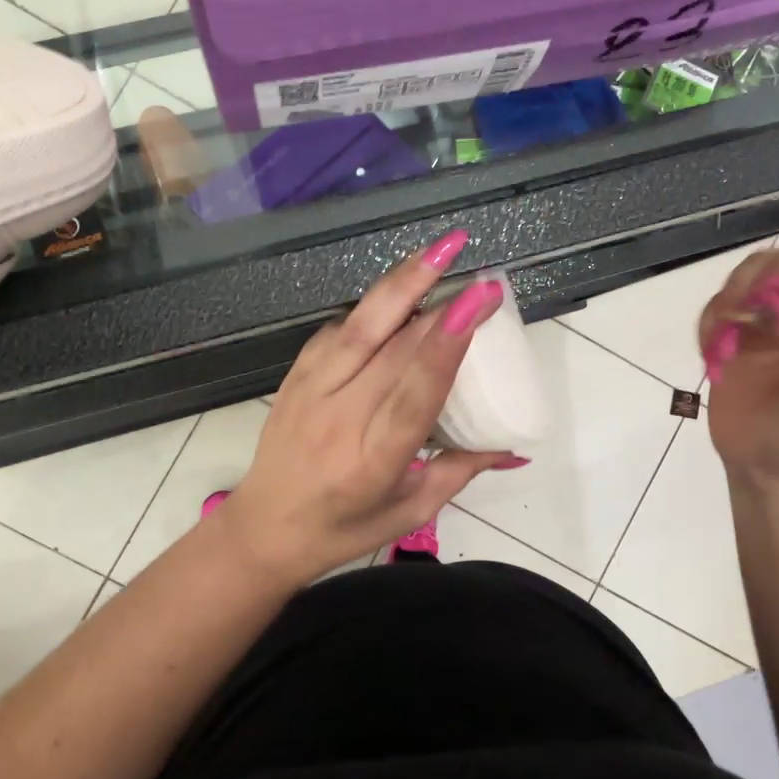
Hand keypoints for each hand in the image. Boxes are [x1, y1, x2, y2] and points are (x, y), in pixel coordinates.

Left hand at [211, 230, 521, 585]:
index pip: (413, 395)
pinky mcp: (294, 376)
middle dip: (440, 307)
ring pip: (361, 327)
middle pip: (393, 351)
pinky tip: (398, 286)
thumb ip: (460, 471)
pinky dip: (372, 307)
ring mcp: (309, 392)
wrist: (263, 528)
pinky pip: (338, 331)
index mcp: (371, 462)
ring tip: (439, 250)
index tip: (477, 302)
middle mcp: (338, 420)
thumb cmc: (343, 528)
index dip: (447, 345)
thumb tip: (515, 445)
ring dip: (402, 284)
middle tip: (480, 278)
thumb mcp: (409, 511)